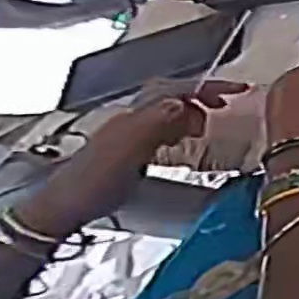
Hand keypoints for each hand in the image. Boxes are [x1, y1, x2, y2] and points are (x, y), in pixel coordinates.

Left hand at [20, 82, 246, 235]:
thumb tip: (182, 102)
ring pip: (167, 112)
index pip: (175, 90)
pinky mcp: (129, 150)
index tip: (237, 89)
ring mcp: (127, 135)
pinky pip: (163, 129)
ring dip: (192, 114)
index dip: (208, 86)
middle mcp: (129, 122)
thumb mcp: (128, 152)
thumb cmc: (92, 186)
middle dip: (202, 97)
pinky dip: (181, 129)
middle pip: (172, 96)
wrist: (60, 213)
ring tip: (204, 128)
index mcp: (132, 119)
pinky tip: (184, 142)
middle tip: (224, 106)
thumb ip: (155, 124)